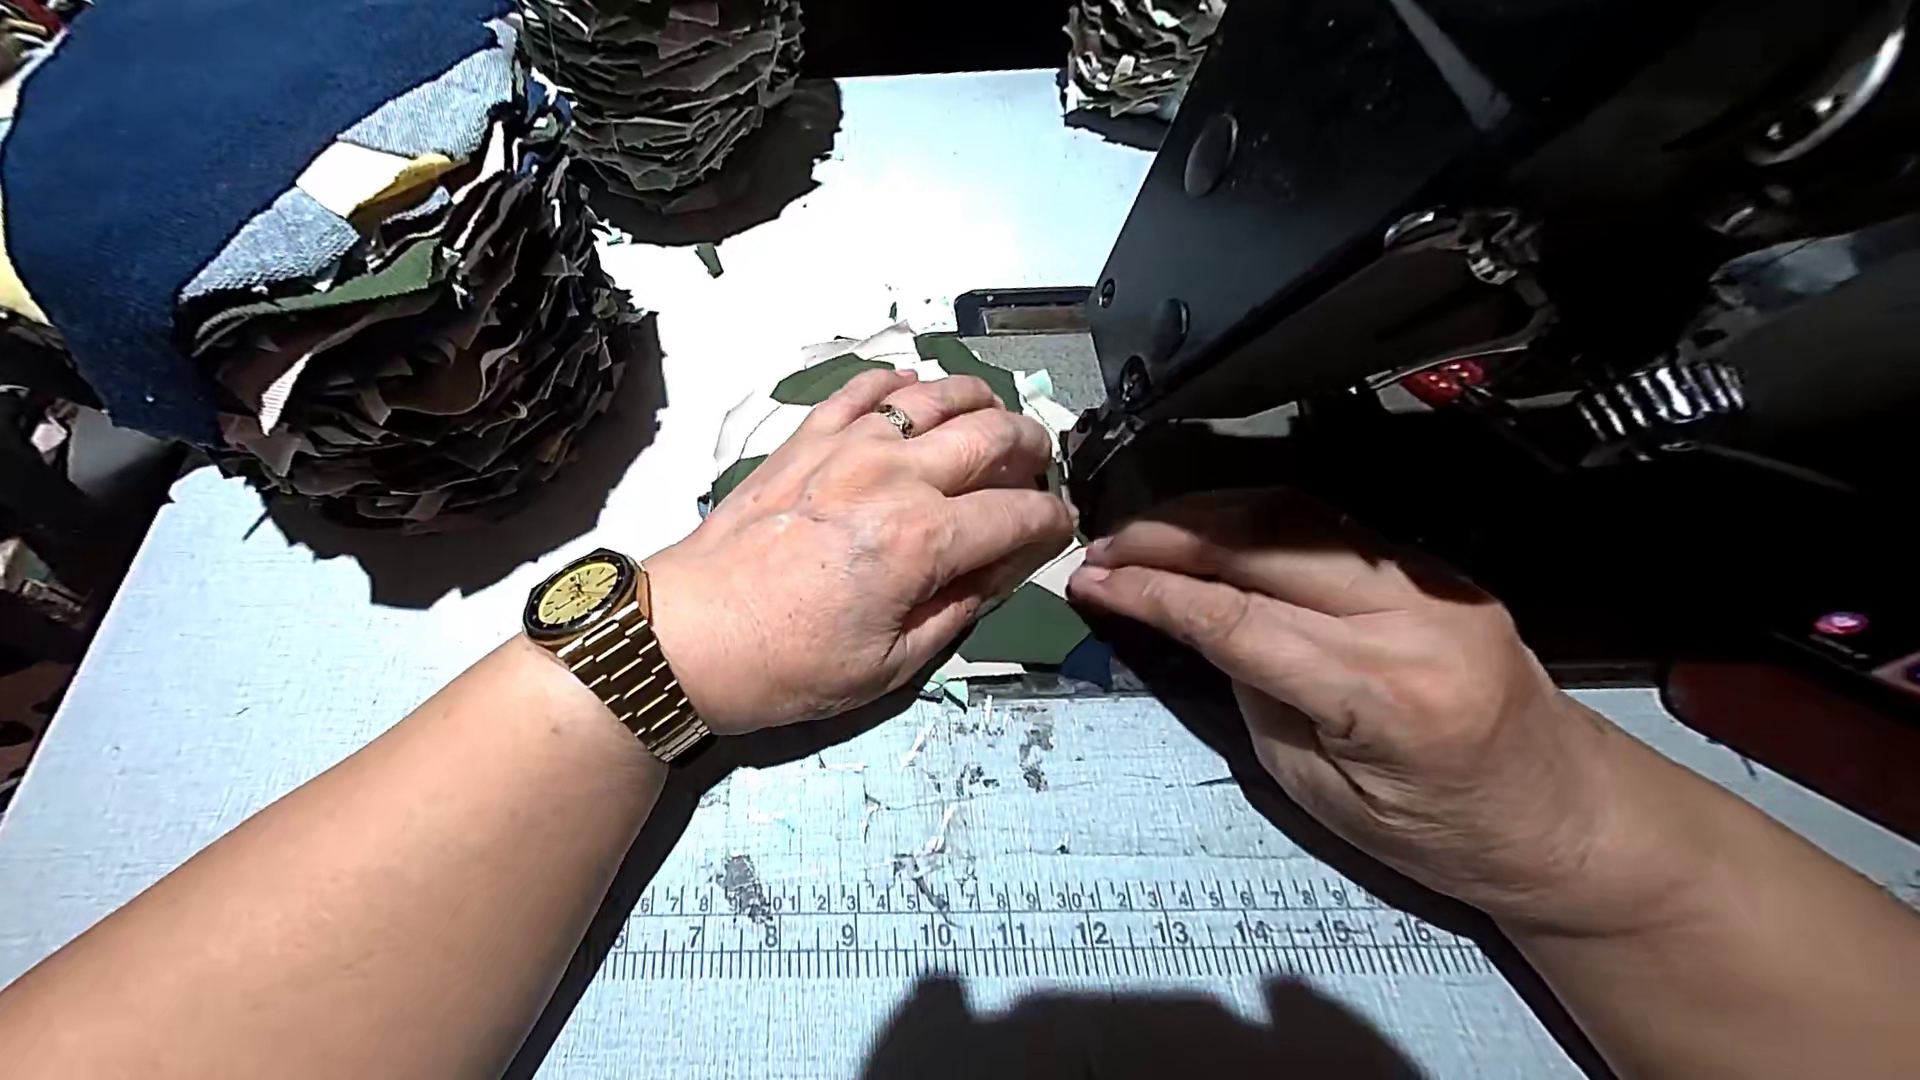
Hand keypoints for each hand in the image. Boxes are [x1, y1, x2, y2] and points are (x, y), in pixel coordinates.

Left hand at [645, 370, 1071, 732]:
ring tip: (991, 418)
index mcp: (924, 540)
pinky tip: (910, 393)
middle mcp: (896, 476)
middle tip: (1038, 465)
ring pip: (937, 394)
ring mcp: (848, 446)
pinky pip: (863, 388)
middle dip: (1032, 446)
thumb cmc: (790, 664)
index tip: (1060, 525)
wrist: (687, 635)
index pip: (1018, 514)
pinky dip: (898, 383)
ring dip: (979, 400)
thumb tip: (1002, 569)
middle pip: (992, 435)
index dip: (1052, 520)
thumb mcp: (892, 663)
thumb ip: (959, 608)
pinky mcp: (807, 436)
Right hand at [1067, 489, 1711, 936]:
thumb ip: (1252, 688)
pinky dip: (1244, 515)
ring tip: (1139, 531)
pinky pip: (1318, 522)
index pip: (1234, 618)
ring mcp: (1427, 580)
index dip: (1151, 592)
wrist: (1569, 818)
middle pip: (1260, 545)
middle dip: (1164, 537)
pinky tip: (1203, 524)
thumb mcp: (1313, 784)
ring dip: (1199, 513)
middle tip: (1102, 547)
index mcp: (1382, 694)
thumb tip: (1191, 617)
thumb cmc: (1434, 831)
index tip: (1090, 581)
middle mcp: (1409, 617)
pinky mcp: (1427, 564)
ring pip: (1289, 514)